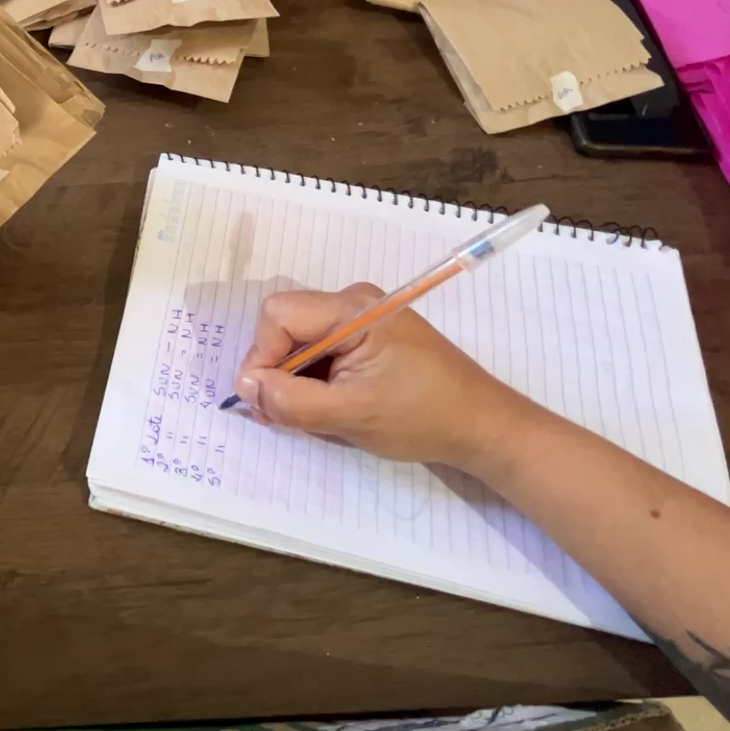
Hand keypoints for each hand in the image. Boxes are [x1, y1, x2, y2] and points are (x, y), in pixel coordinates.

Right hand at [234, 282, 543, 472]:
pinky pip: (320, 348)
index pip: (279, 315)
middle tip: (277, 412)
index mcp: (352, 309)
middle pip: (286, 324)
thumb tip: (245, 386)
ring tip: (303, 414)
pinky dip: (311, 377)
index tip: (263, 400)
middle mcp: (353, 302)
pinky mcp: (368, 336)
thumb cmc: (422, 418)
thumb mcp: (350, 416)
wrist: (484, 428)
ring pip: (299, 339)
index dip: (261, 356)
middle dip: (275, 368)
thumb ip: (291, 400)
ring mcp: (361, 317)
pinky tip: (322, 405)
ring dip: (292, 376)